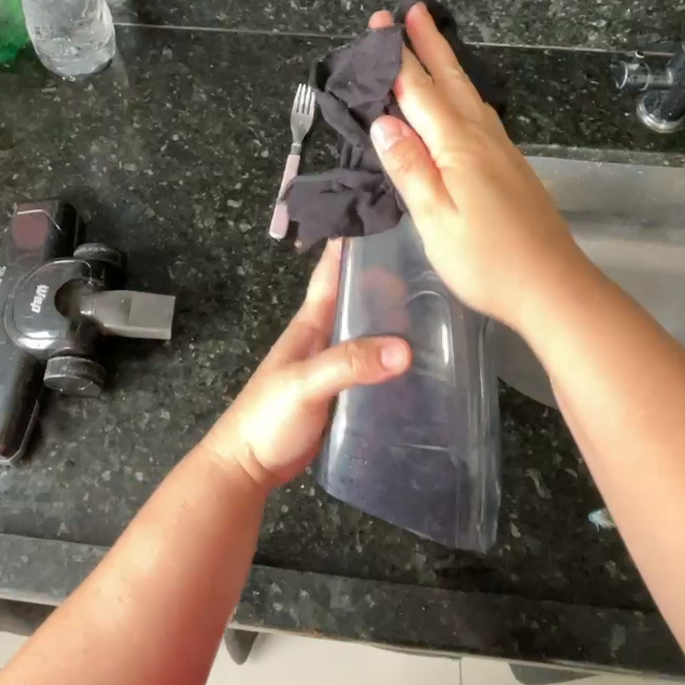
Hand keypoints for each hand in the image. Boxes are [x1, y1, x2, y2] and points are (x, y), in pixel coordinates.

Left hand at [200, 238, 410, 490]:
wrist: (248, 467)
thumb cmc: (267, 417)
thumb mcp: (307, 384)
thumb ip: (349, 364)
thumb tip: (405, 347)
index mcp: (309, 324)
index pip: (331, 272)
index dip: (353, 243)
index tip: (386, 217)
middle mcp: (322, 337)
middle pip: (356, 298)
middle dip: (385, 276)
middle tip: (432, 262)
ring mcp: (331, 366)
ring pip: (366, 330)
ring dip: (391, 317)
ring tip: (436, 306)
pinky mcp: (342, 394)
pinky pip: (371, 364)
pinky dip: (391, 356)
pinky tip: (418, 360)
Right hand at [368, 4, 589, 330]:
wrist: (553, 287)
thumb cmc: (487, 260)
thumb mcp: (436, 220)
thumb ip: (410, 168)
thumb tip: (384, 122)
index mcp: (458, 147)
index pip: (420, 92)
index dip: (397, 58)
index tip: (380, 23)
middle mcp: (482, 138)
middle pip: (450, 81)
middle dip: (428, 44)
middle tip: (410, 9)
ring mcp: (501, 151)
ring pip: (468, 94)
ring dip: (446, 63)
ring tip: (431, 39)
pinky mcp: (509, 167)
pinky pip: (478, 114)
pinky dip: (461, 92)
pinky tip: (459, 99)